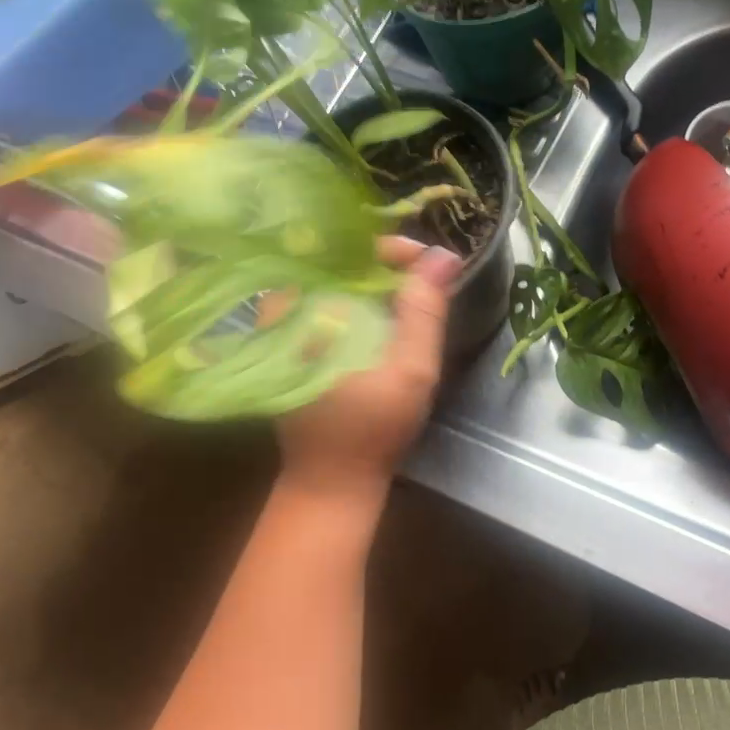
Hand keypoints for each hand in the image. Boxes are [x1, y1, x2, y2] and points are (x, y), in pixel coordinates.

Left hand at [274, 237, 462, 489]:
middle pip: (340, 261)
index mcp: (304, 307)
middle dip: (388, 266)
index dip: (393, 250)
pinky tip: (389, 318)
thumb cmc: (372, 429)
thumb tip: (445, 255)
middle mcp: (284, 307)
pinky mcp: (291, 341)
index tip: (431, 265)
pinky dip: (361, 302)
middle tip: (428, 282)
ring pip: (336, 281)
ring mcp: (283, 324)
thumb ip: (425, 310)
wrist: (331, 480)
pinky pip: (329, 302)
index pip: (345, 249)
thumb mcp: (411, 369)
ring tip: (415, 297)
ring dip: (377, 285)